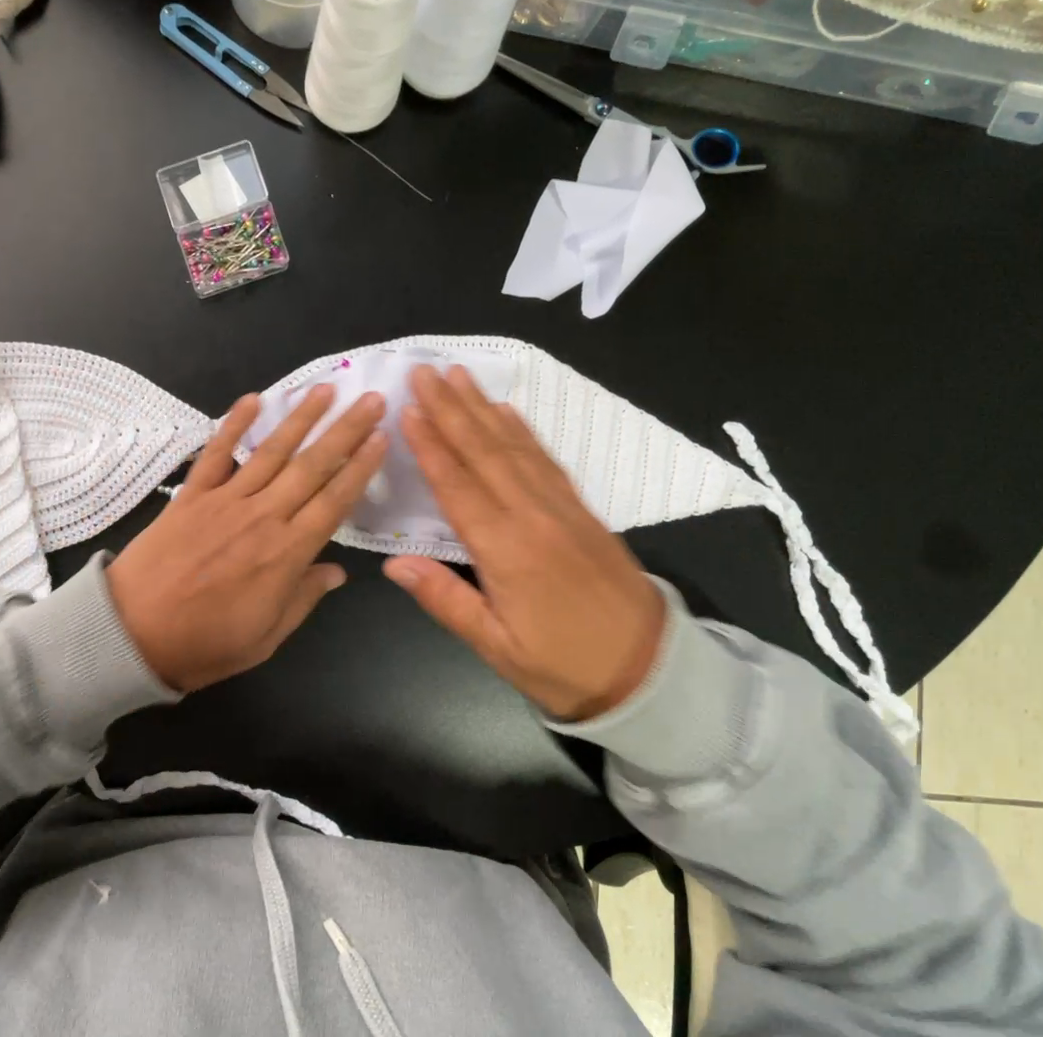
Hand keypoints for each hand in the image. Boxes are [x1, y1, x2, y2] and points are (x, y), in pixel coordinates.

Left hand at [108, 385, 388, 693]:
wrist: (131, 634)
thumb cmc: (204, 645)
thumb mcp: (265, 638)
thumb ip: (303, 598)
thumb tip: (338, 571)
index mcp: (286, 554)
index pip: (334, 501)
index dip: (361, 468)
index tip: (383, 438)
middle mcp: (262, 517)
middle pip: (311, 467)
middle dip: (345, 431)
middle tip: (371, 399)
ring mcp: (224, 501)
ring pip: (271, 452)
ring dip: (300, 418)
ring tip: (325, 389)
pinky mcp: (190, 496)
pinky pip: (216, 453)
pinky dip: (233, 423)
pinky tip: (253, 399)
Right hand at [383, 365, 665, 720]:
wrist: (649, 670)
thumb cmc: (562, 665)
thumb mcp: (496, 647)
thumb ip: (446, 600)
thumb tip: (394, 564)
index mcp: (506, 549)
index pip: (457, 485)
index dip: (429, 445)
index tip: (406, 408)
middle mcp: (534, 516)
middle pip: (484, 452)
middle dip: (451, 409)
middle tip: (424, 371)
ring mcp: (562, 509)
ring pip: (515, 447)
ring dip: (482, 409)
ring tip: (458, 376)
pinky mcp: (582, 511)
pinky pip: (546, 460)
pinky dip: (523, 431)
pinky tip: (507, 413)